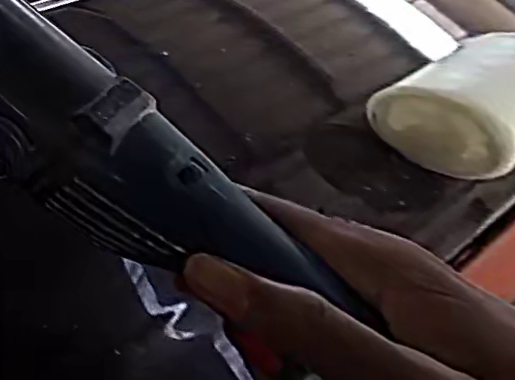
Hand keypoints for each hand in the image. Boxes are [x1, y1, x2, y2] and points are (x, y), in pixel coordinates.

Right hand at [183, 191, 514, 378]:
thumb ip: (311, 323)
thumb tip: (201, 268)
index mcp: (376, 256)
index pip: (251, 205)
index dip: (196, 214)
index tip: (156, 238)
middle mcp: (382, 265)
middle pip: (269, 250)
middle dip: (239, 286)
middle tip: (235, 333)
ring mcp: (401, 300)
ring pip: (296, 289)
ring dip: (272, 321)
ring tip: (277, 362)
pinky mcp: (414, 332)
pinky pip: (332, 317)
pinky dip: (308, 339)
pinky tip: (312, 367)